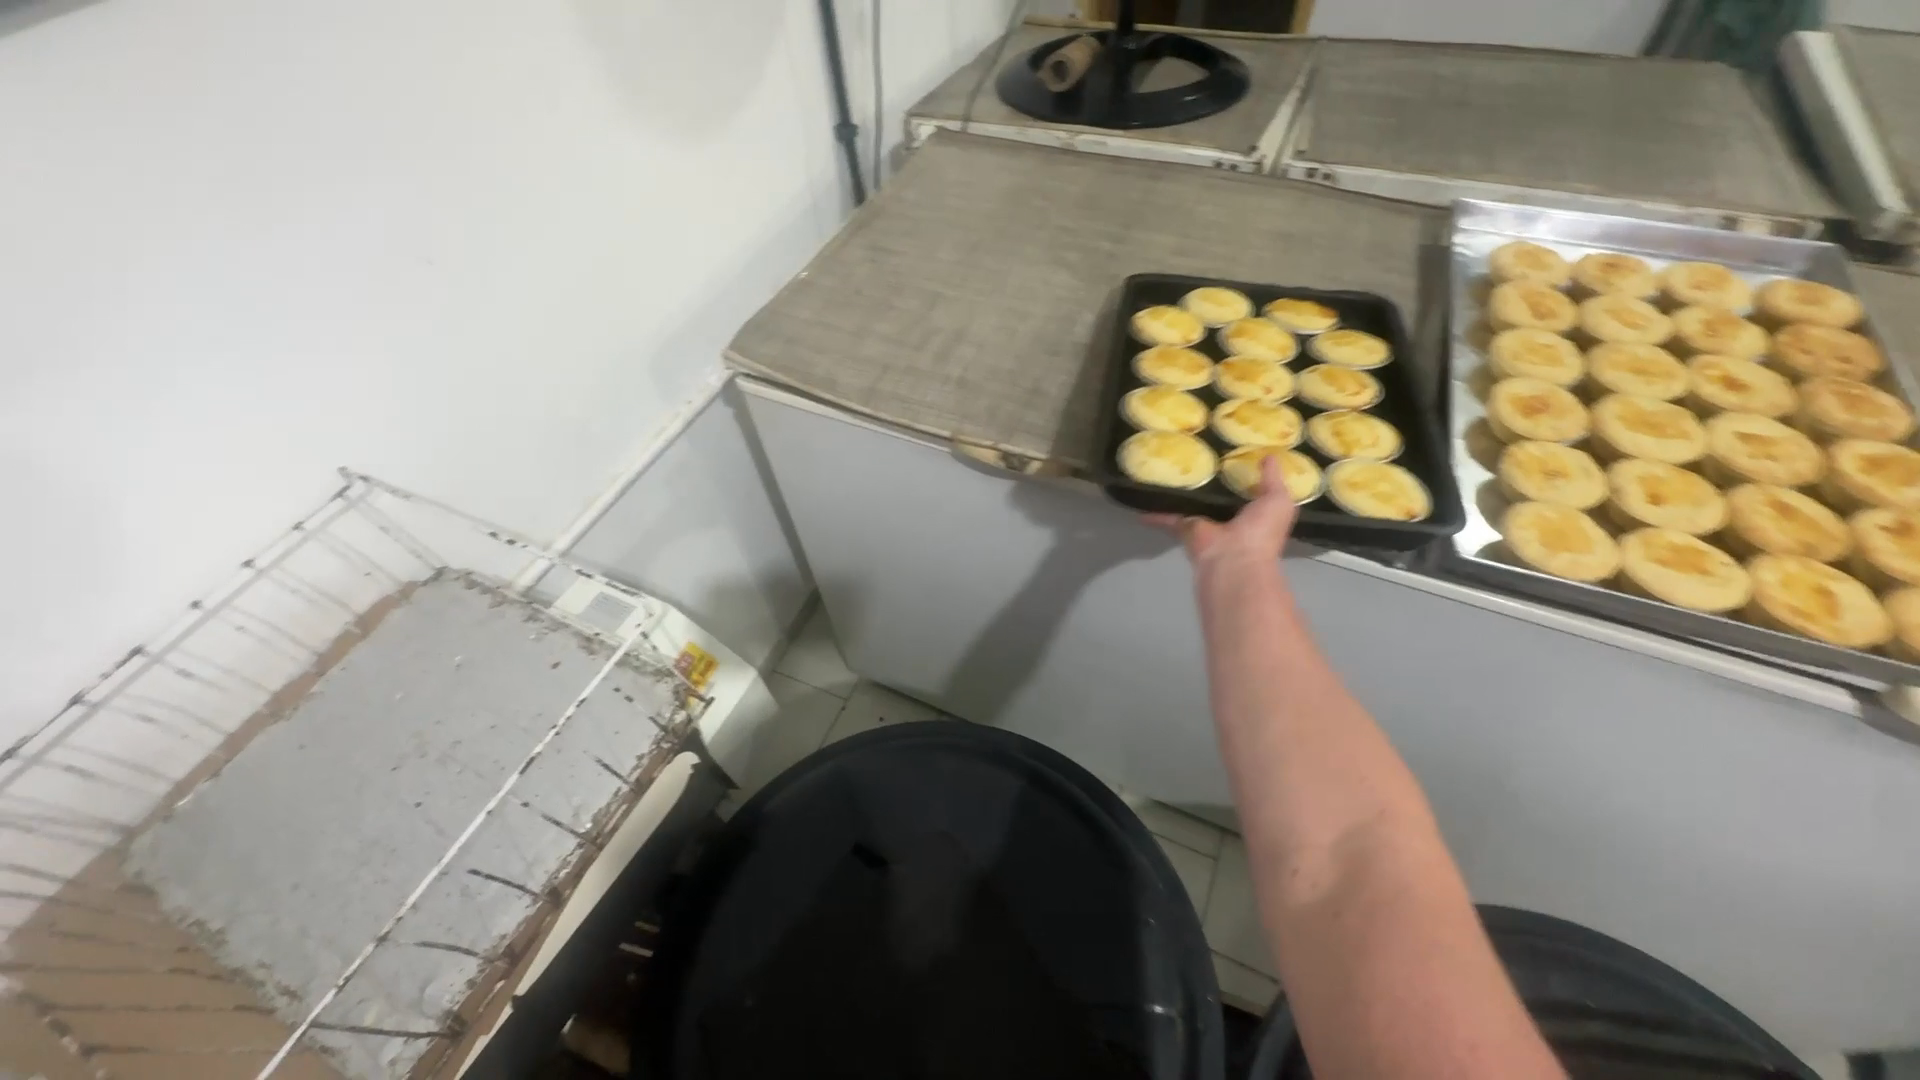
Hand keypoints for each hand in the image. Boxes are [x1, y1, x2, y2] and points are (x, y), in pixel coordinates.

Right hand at [1145, 454, 1298, 569]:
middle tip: (1195, 451)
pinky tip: (1142, 495)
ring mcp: (1204, 523)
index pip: (1244, 489)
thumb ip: (1274, 478)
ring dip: (1179, 490)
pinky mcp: (1184, 527)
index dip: (1239, 471)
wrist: (1234, 559)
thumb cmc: (1262, 531)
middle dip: (1206, 477)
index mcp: (1251, 512)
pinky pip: (1167, 516)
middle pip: (1214, 494)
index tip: (1230, 449)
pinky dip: (1154, 510)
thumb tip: (1270, 455)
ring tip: (1167, 464)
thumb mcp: (1279, 500)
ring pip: (1190, 502)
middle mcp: (1226, 517)